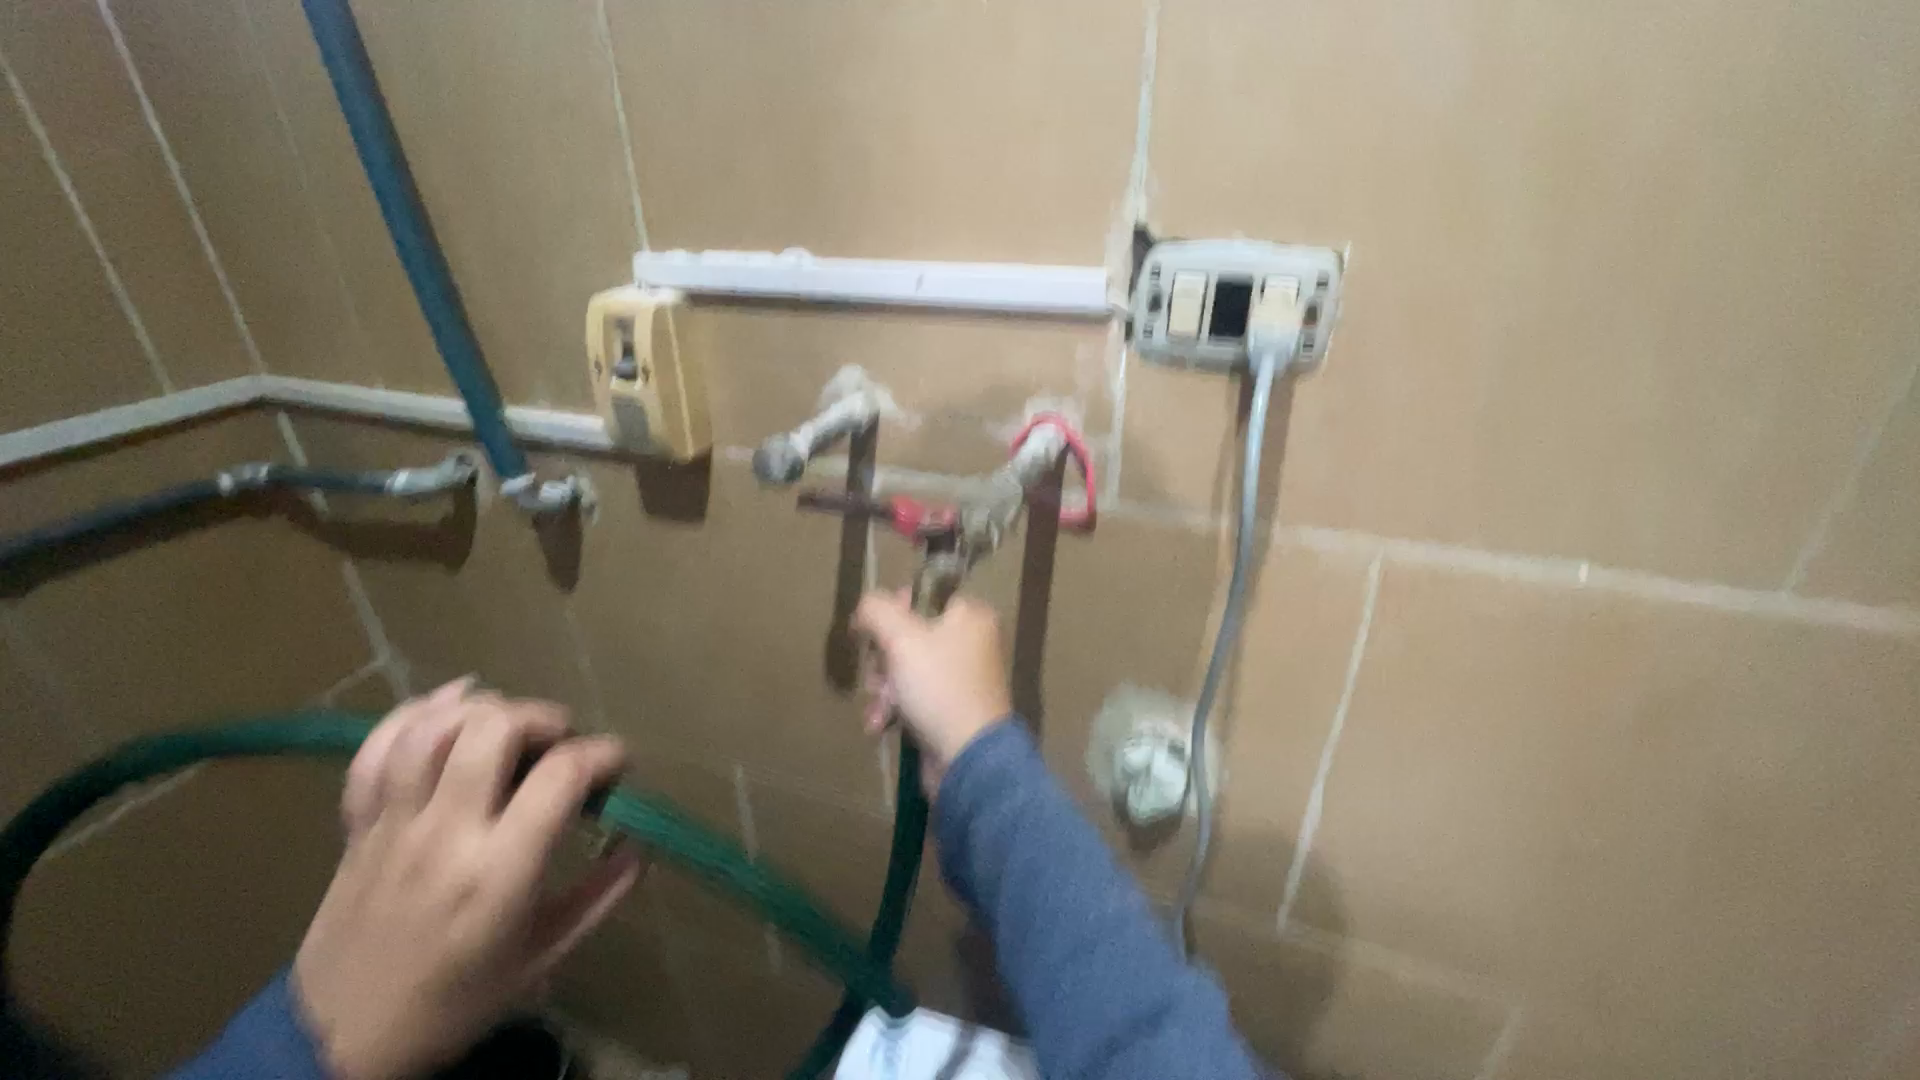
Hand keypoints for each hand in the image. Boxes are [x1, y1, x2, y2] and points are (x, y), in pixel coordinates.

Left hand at [293, 679, 644, 1079]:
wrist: (337, 1042)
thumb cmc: (456, 1001)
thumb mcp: (545, 956)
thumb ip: (602, 896)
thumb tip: (642, 844)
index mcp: (499, 872)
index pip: (560, 775)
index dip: (604, 753)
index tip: (618, 766)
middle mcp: (445, 833)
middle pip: (493, 729)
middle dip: (544, 718)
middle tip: (562, 743)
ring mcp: (394, 824)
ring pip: (434, 728)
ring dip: (484, 710)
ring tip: (512, 728)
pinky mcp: (358, 824)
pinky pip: (376, 748)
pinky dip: (415, 714)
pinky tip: (450, 706)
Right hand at [854, 591, 1011, 793]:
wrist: (967, 756)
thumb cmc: (938, 686)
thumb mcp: (902, 638)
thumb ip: (877, 610)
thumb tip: (866, 606)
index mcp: (969, 616)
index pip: (924, 596)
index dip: (894, 610)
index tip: (873, 628)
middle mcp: (970, 643)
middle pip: (909, 636)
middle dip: (883, 659)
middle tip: (878, 674)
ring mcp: (960, 678)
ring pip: (905, 669)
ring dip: (883, 688)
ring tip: (880, 705)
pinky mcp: (950, 709)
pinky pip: (913, 698)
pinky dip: (894, 709)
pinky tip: (881, 724)